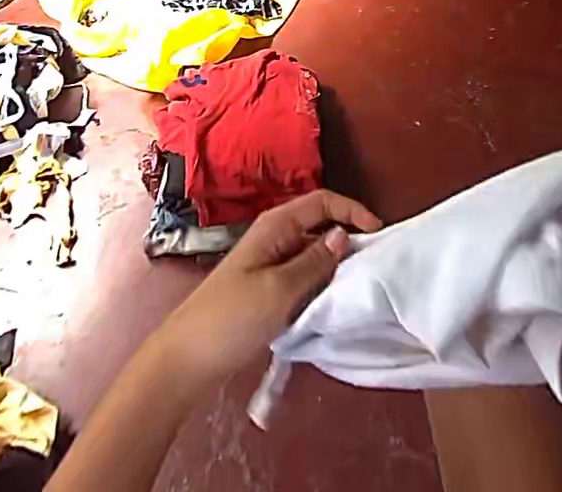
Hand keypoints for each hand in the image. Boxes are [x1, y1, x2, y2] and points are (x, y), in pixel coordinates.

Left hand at [151, 189, 383, 385]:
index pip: (323, 201)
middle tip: (373, 259)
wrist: (184, 361)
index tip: (378, 233)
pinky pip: (304, 271)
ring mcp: (270, 260)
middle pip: (320, 222)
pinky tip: (331, 297)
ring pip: (314, 248)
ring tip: (358, 280)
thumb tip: (344, 234)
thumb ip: (315, 261)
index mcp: (276, 225)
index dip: (352, 210)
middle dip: (348, 234)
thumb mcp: (279, 290)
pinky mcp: (268, 284)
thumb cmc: (231, 318)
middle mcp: (275, 235)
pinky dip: (321, 278)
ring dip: (335, 260)